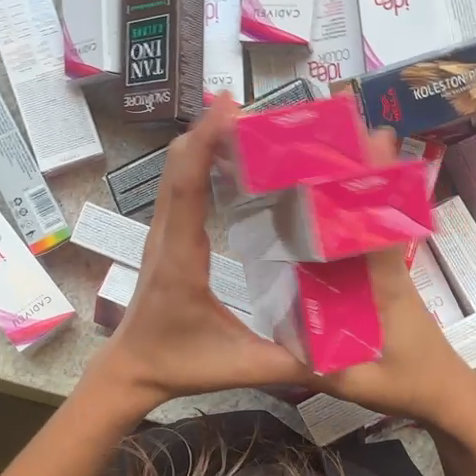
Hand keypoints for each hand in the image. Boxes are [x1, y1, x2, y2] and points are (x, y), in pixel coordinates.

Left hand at [86, 98, 316, 412]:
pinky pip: (178, 186)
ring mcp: (161, 233)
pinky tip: (230, 157)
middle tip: (255, 109)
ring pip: (175, 171)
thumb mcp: (238, 367)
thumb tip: (343, 355)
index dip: (205, 143)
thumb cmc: (179, 365)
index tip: (228, 107)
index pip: (188, 189)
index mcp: (180, 259)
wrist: (131, 369)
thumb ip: (288, 364)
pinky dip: (199, 160)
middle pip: (179, 166)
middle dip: (211, 129)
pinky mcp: (165, 236)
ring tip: (248, 123)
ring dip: (205, 141)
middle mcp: (165, 236)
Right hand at [307, 131, 475, 428]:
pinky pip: (360, 239)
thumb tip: (272, 343)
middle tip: (345, 119)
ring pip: (368, 219)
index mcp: (385, 287)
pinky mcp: (379, 280)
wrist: (448, 396)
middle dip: (362, 163)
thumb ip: (320, 365)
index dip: (376, 183)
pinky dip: (344, 212)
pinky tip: (319, 199)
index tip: (372, 138)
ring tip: (330, 142)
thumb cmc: (410, 386)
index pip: (379, 227)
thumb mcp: (359, 383)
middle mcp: (385, 269)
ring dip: (353, 181)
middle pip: (374, 207)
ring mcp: (384, 272)